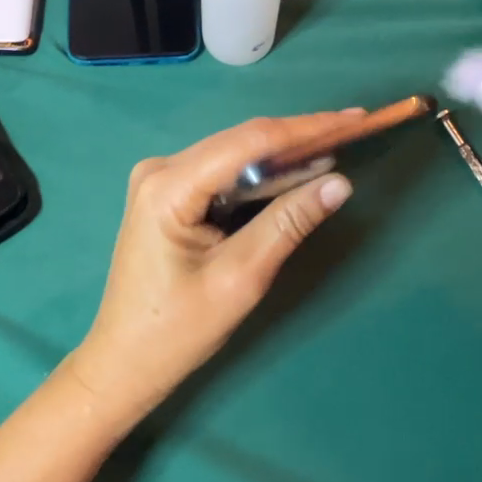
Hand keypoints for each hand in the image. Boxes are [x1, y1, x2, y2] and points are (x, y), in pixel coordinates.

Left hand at [65, 111, 362, 417]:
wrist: (125, 362)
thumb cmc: (178, 330)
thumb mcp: (241, 278)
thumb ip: (288, 224)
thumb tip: (339, 182)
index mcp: (168, 186)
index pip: (249, 142)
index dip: (307, 129)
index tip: (356, 120)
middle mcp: (160, 170)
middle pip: (241, 142)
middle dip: (300, 138)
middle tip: (356, 130)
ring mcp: (160, 181)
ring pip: (234, 157)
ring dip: (284, 156)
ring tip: (338, 147)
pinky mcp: (167, 196)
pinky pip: (223, 175)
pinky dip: (261, 177)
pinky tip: (297, 173)